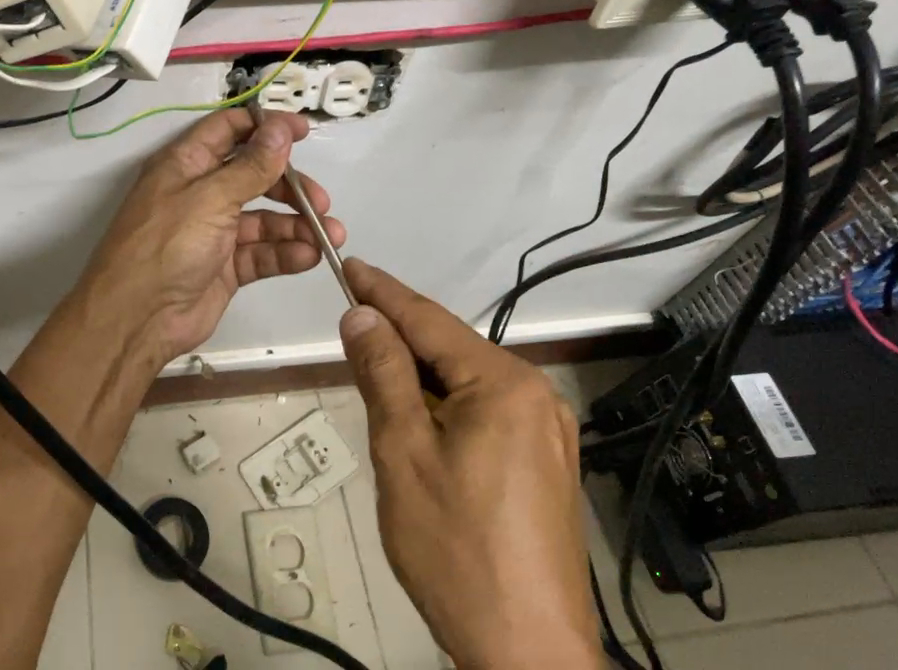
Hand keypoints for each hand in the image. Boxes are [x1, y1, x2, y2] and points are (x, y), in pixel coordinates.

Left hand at [71, 107, 345, 363]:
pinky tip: (308, 256)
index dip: (265, 127)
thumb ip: (250, 167)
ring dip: (297, 224)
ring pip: (264, 218)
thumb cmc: (165, 246)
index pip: (228, 130)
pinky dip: (286, 253)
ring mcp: (214, 232)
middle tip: (321, 200)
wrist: (136, 319)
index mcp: (186, 165)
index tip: (303, 130)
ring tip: (329, 235)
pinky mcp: (226, 267)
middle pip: (254, 176)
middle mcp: (201, 193)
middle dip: (290, 186)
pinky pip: (262, 253)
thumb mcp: (209, 199)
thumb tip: (280, 130)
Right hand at [339, 260, 599, 669]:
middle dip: (399, 338)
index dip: (383, 293)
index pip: (429, 321)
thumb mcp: (403, 453)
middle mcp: (536, 396)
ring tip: (375, 376)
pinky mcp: (547, 463)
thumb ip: (383, 375)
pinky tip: (419, 421)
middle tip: (349, 328)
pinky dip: (445, 405)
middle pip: (452, 349)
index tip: (349, 266)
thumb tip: (362, 315)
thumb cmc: (455, 548)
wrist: (527, 648)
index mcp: (504, 385)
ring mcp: (549, 432)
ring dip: (420, 376)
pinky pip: (488, 412)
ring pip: (468, 382)